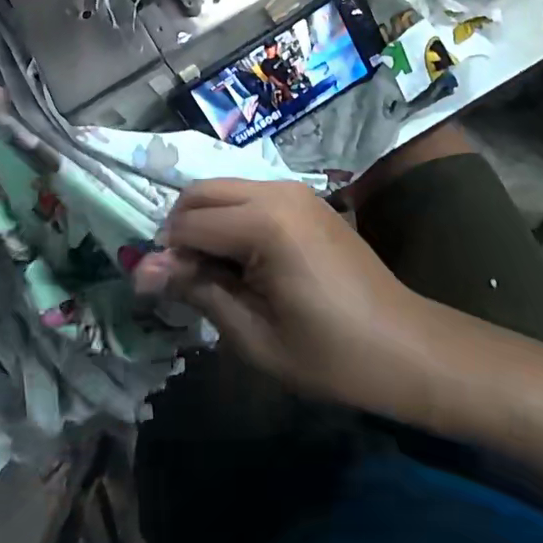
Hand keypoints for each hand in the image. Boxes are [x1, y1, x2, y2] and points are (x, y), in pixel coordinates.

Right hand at [134, 180, 435, 414]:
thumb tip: (140, 270)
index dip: (166, 258)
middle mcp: (277, 191)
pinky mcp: (306, 198)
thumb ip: (197, 290)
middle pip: (200, 192)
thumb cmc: (328, 353)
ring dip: (205, 222)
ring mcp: (294, 189)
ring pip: (224, 189)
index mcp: (265, 223)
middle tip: (184, 281)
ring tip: (212, 274)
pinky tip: (241, 260)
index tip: (161, 294)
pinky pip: (249, 195)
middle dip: (180, 230)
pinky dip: (231, 218)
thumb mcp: (252, 335)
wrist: (402, 345)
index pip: (188, 224)